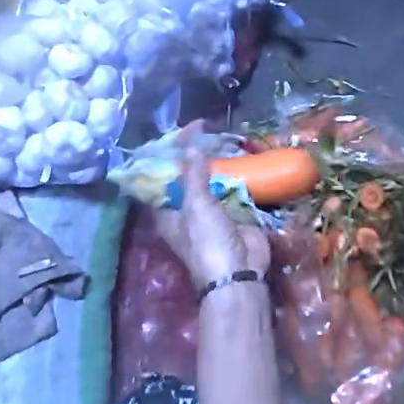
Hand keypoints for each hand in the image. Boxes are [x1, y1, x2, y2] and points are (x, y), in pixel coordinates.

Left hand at [158, 146, 270, 290]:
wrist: (240, 272)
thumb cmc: (207, 240)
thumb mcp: (195, 205)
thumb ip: (193, 174)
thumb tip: (191, 146)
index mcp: (168, 212)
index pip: (163, 178)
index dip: (169, 157)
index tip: (180, 134)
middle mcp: (187, 210)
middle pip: (189, 178)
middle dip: (196, 157)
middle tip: (205, 131)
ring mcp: (212, 212)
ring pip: (212, 181)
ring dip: (218, 164)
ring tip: (223, 137)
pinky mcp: (235, 214)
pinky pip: (233, 189)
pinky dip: (237, 175)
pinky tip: (241, 156)